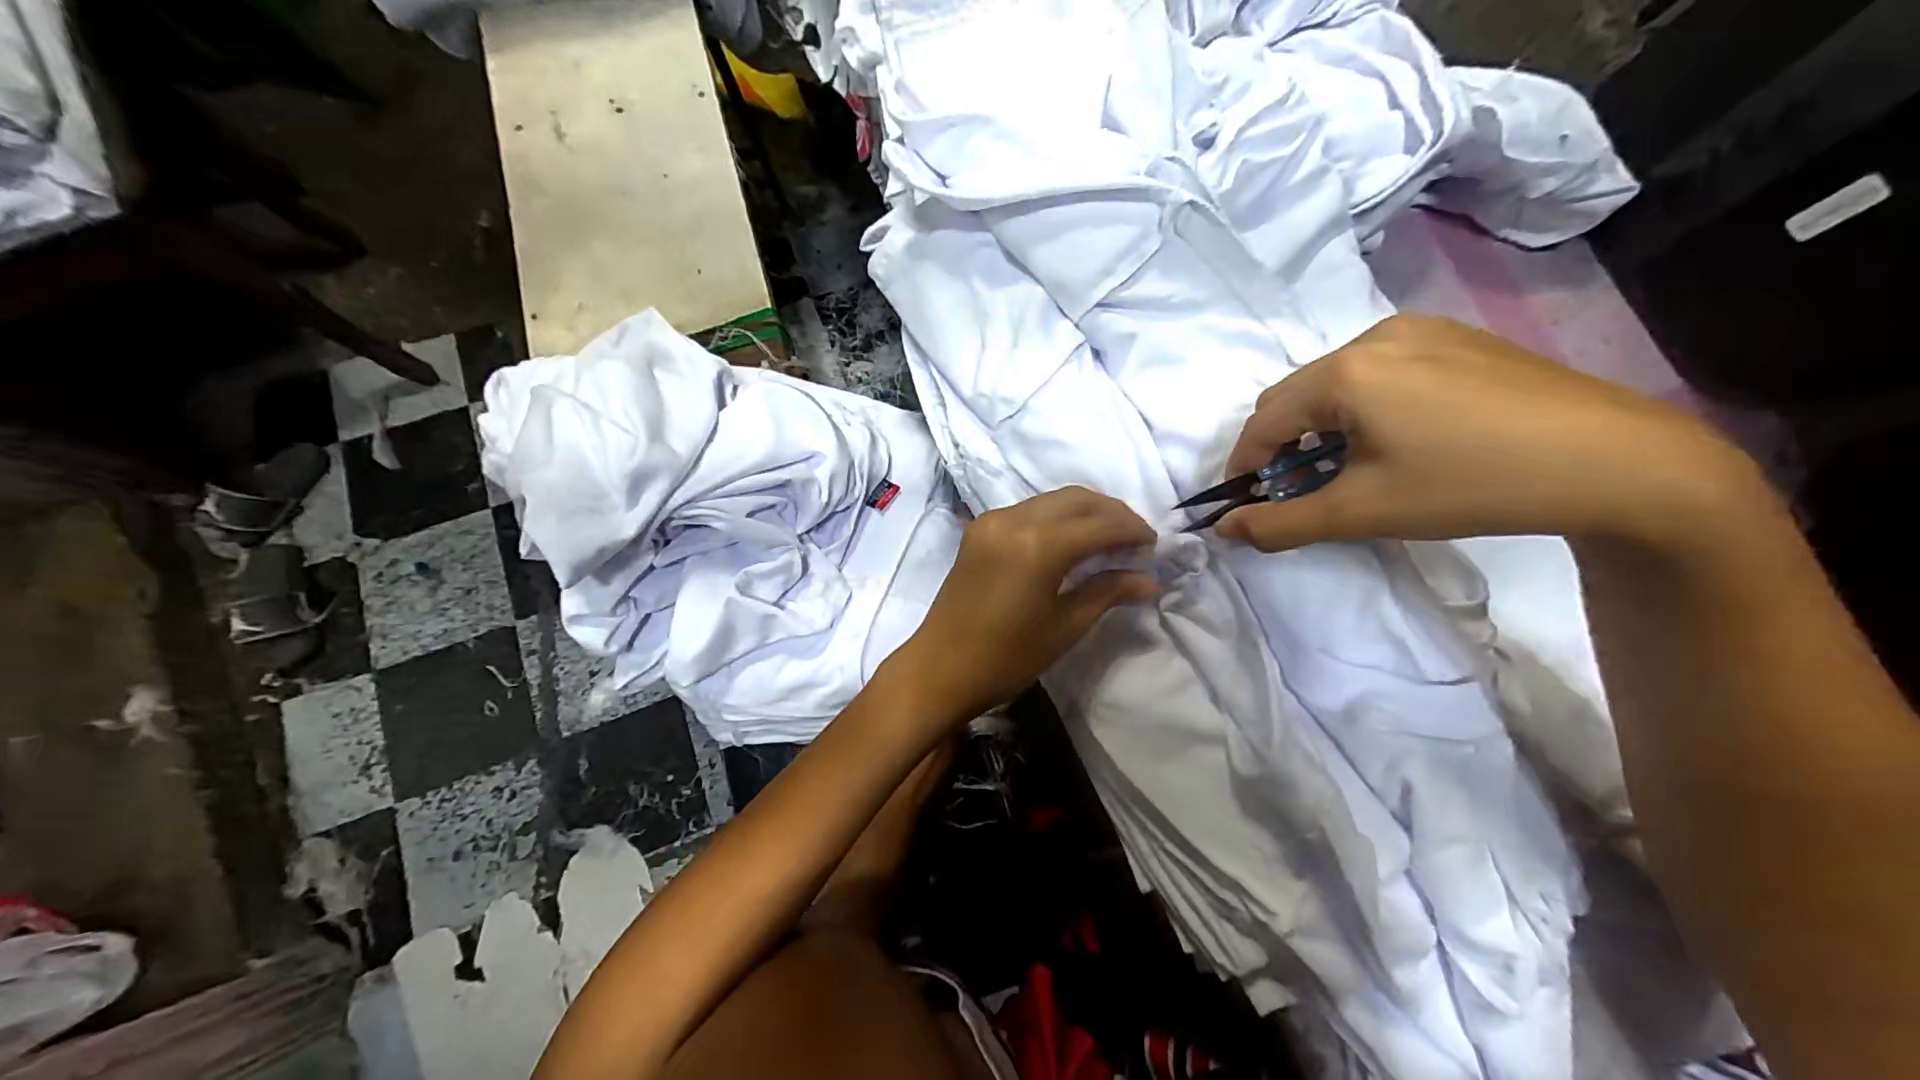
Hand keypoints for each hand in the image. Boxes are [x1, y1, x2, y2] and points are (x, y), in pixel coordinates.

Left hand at [885, 486, 1158, 721]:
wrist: (940, 669)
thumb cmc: (1007, 658)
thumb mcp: (1065, 627)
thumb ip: (1108, 592)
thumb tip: (1149, 580)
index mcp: (1038, 545)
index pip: (1100, 524)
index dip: (1132, 531)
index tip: (1155, 546)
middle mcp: (1013, 519)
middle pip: (1077, 499)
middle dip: (1112, 513)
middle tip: (1136, 539)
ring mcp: (991, 521)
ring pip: (1052, 500)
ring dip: (1085, 512)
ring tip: (1110, 539)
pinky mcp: (979, 529)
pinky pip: (1029, 510)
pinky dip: (1057, 518)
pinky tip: (1073, 540)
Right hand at [1218, 315, 1768, 552]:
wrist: (1616, 460)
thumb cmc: (1472, 485)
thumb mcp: (1365, 512)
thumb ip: (1283, 522)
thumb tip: (1226, 527)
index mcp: (1346, 371)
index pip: (1264, 420)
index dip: (1246, 465)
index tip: (1248, 503)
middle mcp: (1375, 335)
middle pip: (1297, 394)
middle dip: (1283, 444)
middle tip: (1301, 490)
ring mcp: (1422, 330)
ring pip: (1338, 380)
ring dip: (1323, 423)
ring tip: (1352, 465)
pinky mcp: (1457, 337)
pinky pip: (1381, 369)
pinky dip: (1363, 404)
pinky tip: (1399, 437)